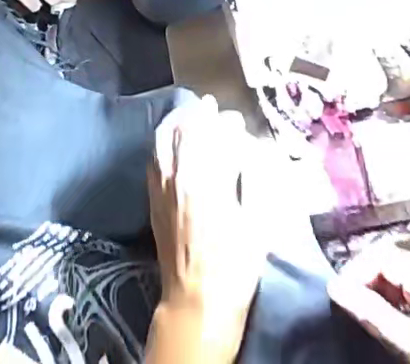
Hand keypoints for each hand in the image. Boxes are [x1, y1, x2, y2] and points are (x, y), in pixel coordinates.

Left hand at [145, 97, 264, 363]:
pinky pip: (153, 160)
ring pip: (163, 140)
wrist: (197, 303)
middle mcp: (179, 177)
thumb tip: (249, 146)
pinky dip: (162, 142)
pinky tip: (170, 141)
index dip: (223, 121)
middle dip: (198, 113)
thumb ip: (253, 177)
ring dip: (176, 121)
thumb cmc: (235, 265)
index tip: (233, 118)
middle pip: (184, 130)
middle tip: (210, 106)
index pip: (211, 133)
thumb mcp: (257, 220)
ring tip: (188, 114)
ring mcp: (162, 188)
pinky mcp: (152, 201)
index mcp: (208, 181)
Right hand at [329, 240, 409, 363]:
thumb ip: (372, 314)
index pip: (383, 254)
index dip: (356, 272)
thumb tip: (335, 288)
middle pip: (397, 257)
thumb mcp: (409, 344)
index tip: (338, 296)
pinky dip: (404, 295)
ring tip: (368, 309)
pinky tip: (395, 317)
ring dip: (386, 285)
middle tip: (351, 301)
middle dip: (370, 275)